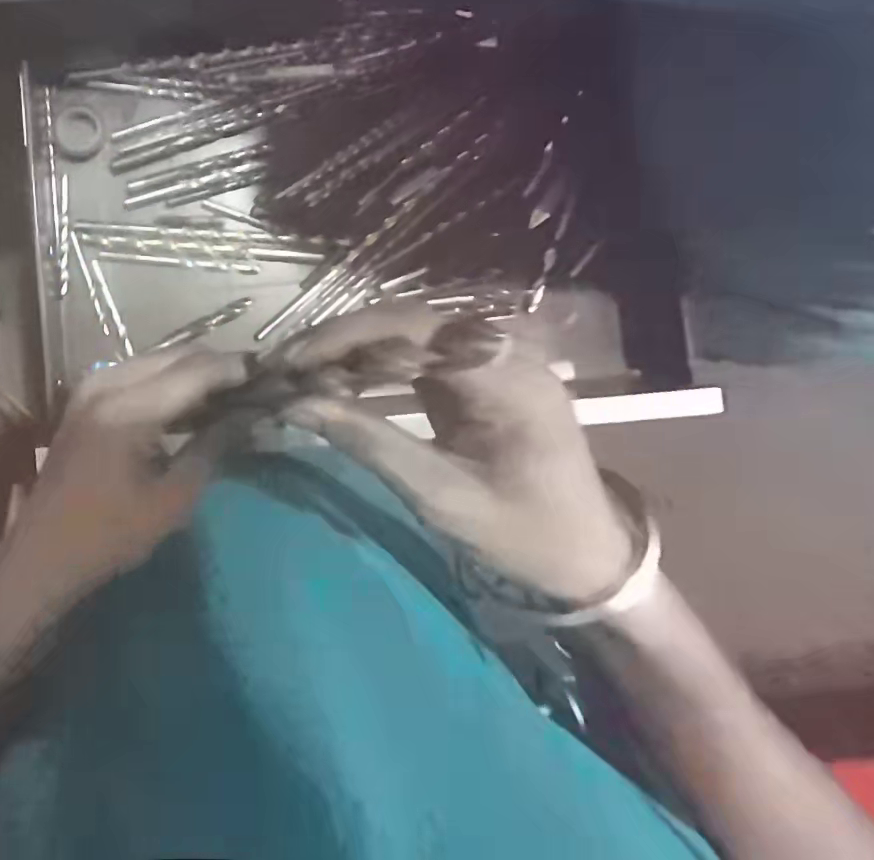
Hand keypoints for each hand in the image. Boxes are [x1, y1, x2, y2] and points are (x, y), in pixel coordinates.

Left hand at [0, 347, 248, 608]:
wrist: (41, 554)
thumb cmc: (110, 536)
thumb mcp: (173, 499)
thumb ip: (213, 446)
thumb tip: (251, 415)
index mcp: (127, 410)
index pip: (196, 371)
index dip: (236, 369)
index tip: (272, 376)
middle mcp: (107, 384)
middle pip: (178, 354)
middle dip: (220, 365)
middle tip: (256, 385)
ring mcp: (93, 385)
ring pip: (160, 358)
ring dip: (197, 370)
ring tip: (232, 392)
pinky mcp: (88, 395)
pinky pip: (141, 370)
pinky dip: (171, 379)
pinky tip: (194, 401)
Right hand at [275, 304, 635, 600]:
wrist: (589, 553)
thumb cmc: (525, 534)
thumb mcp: (443, 496)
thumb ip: (371, 443)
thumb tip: (299, 406)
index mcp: (506, 374)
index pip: (412, 329)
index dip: (343, 338)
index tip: (289, 363)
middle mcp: (505, 348)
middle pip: (409, 320)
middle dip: (342, 339)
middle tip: (284, 365)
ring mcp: (497, 356)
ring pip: (411, 330)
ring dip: (355, 346)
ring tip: (302, 369)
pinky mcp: (484, 372)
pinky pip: (423, 351)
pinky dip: (378, 361)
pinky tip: (343, 376)